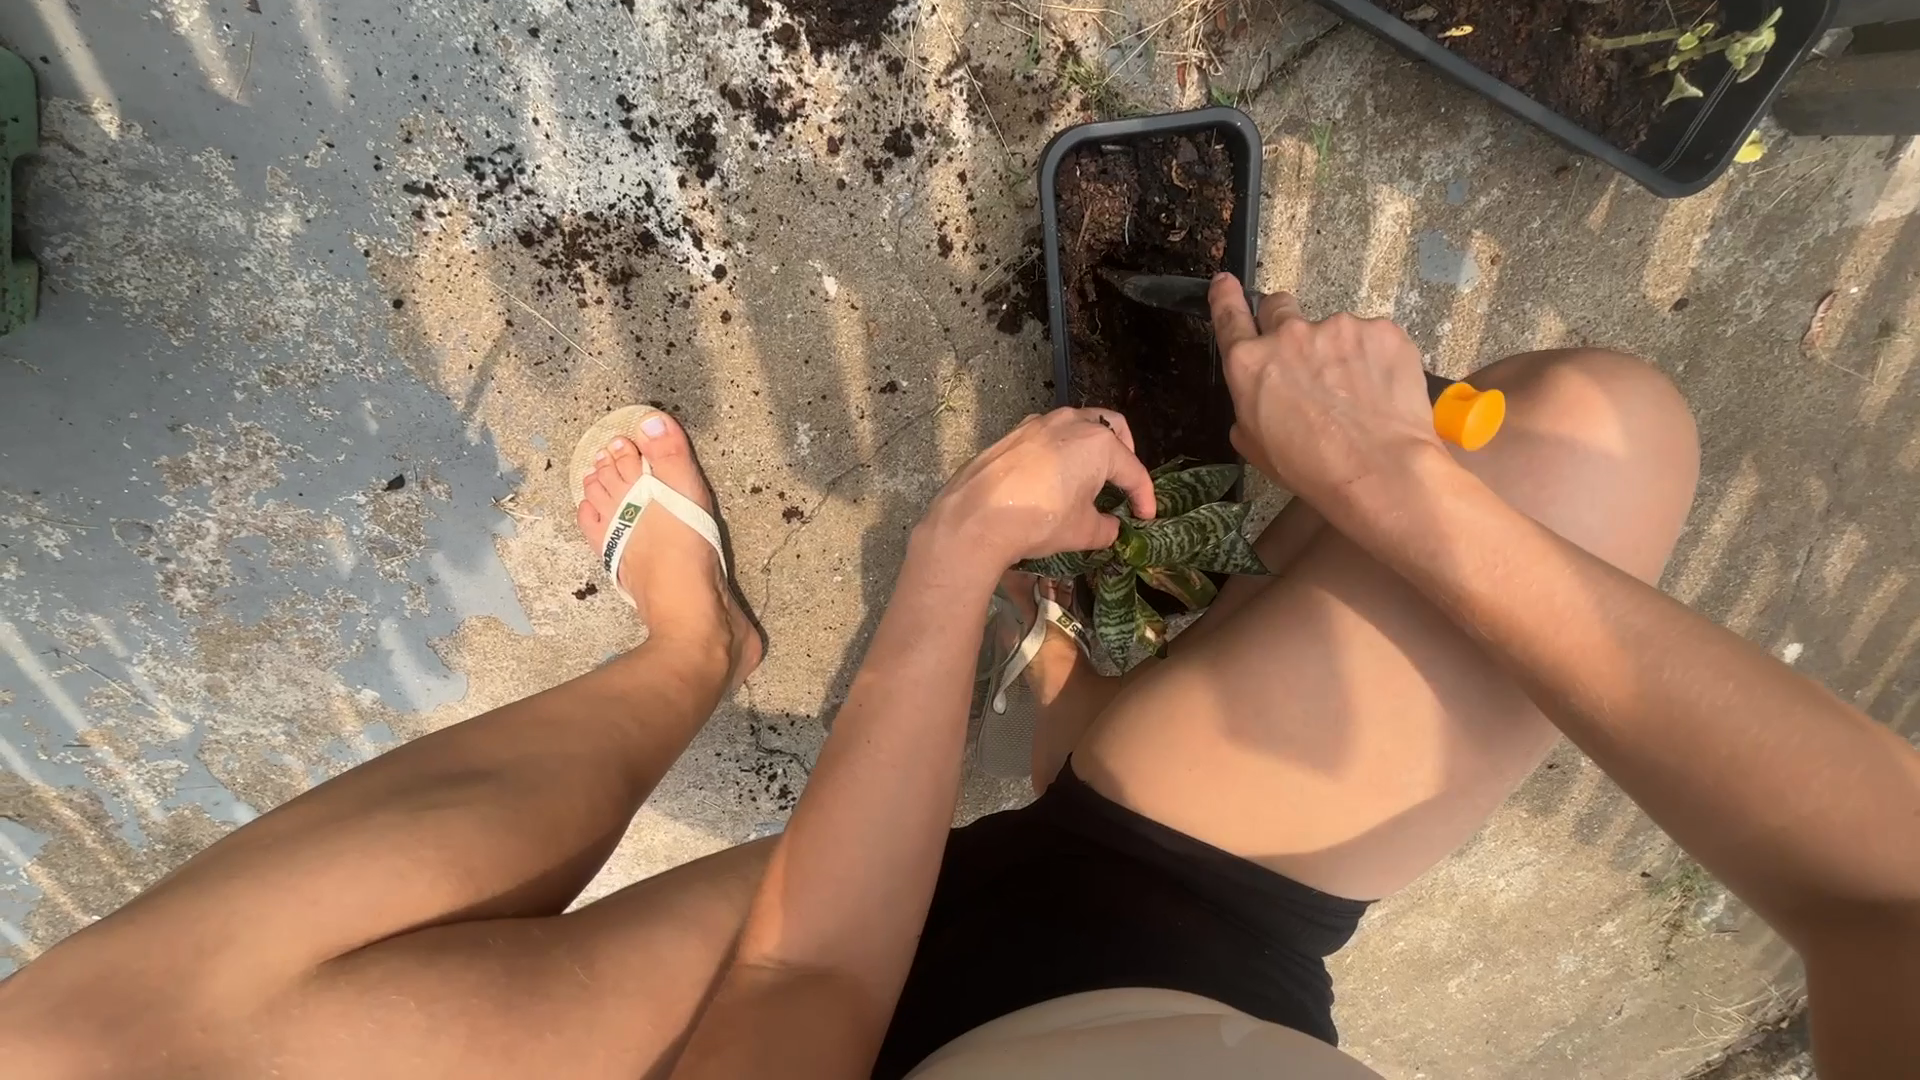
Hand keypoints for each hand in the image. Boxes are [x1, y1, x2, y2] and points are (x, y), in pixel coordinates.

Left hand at [920, 407, 1155, 579]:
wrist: (976, 517)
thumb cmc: (1038, 521)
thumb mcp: (1082, 531)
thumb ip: (1106, 528)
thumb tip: (1112, 527)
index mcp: (1099, 443)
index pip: (1133, 470)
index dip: (1144, 497)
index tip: (1146, 517)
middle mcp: (1071, 423)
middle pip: (1112, 429)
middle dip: (1123, 453)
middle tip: (1121, 482)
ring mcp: (1039, 423)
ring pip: (1077, 426)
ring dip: (1089, 449)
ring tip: (1087, 479)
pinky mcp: (1014, 434)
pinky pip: (1048, 435)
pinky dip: (1060, 451)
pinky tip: (1052, 478)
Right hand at [1209, 273, 1443, 507]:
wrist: (1376, 469)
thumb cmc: (1308, 466)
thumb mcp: (1252, 443)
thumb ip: (1249, 403)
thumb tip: (1264, 394)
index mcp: (1248, 364)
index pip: (1229, 317)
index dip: (1225, 298)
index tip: (1225, 284)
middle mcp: (1288, 336)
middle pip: (1279, 307)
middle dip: (1285, 325)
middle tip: (1303, 359)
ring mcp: (1338, 328)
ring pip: (1331, 329)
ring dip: (1336, 351)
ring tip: (1353, 394)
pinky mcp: (1382, 331)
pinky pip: (1372, 338)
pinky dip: (1373, 359)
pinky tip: (1379, 391)